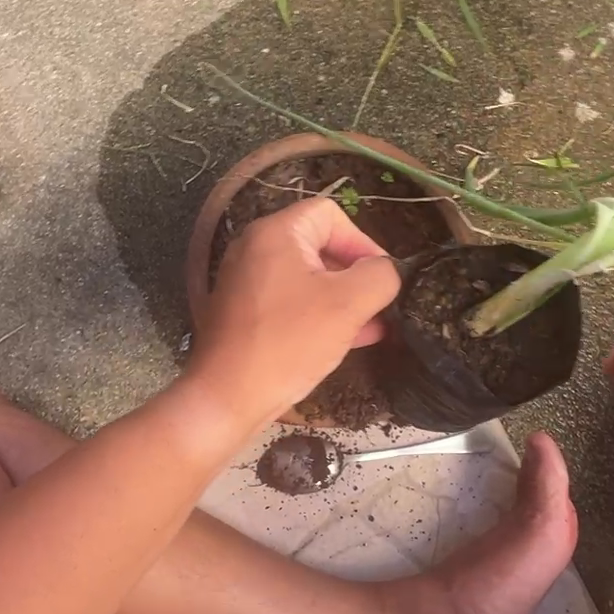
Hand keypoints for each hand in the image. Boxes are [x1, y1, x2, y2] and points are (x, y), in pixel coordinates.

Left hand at [187, 198, 399, 423]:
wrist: (226, 397)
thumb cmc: (288, 343)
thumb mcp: (347, 305)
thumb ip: (379, 277)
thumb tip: (387, 271)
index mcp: (275, 233)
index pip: (331, 215)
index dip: (363, 242)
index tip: (381, 278)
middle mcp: (255, 249)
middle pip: (320, 246)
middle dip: (355, 275)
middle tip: (380, 306)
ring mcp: (247, 283)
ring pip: (308, 279)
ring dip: (343, 299)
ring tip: (374, 327)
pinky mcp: (245, 314)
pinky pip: (291, 303)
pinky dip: (319, 315)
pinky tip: (347, 340)